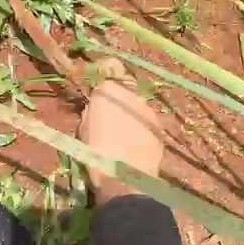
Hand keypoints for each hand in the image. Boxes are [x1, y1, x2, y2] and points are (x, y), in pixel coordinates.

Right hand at [79, 66, 163, 203]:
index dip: (105, 71)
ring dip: (131, 112)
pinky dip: (141, 127)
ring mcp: (149, 110)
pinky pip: (147, 121)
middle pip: (126, 86)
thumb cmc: (95, 154)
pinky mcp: (160, 127)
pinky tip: (134, 144)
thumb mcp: (83, 129)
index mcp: (108, 91)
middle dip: (119, 95)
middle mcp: (132, 94)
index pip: (110, 66)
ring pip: (138, 104)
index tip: (99, 84)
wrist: (125, 178)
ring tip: (123, 132)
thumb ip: (91, 111)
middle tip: (110, 112)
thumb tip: (96, 106)